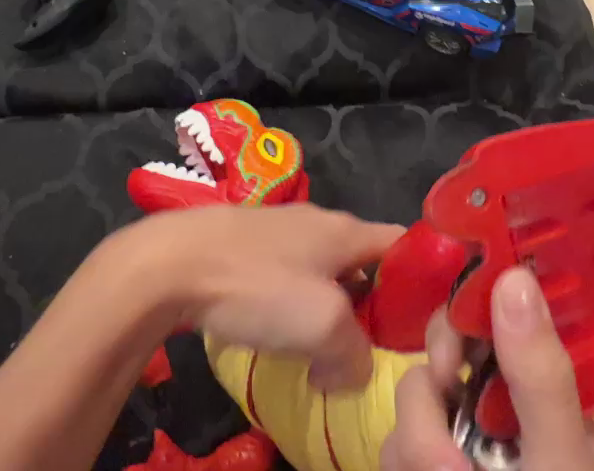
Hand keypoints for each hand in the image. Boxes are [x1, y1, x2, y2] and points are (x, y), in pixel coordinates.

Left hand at [112, 203, 404, 390]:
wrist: (171, 263)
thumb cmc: (257, 286)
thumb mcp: (323, 326)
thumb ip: (354, 354)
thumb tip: (351, 371)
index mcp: (347, 230)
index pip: (403, 244)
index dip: (421, 279)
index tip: (422, 323)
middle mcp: (319, 222)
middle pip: (362, 263)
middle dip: (372, 305)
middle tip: (370, 349)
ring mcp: (278, 232)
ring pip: (322, 273)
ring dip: (328, 309)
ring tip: (321, 350)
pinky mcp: (243, 247)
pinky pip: (285, 278)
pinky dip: (290, 306)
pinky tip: (273, 334)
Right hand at [382, 267, 593, 470]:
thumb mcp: (561, 457)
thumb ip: (538, 375)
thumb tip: (513, 274)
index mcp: (528, 388)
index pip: (478, 323)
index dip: (453, 331)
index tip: (450, 367)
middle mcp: (487, 411)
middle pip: (427, 372)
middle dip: (425, 421)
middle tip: (450, 469)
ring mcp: (455, 448)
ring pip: (402, 423)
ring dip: (417, 457)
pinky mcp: (431, 468)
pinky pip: (393, 457)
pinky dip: (407, 468)